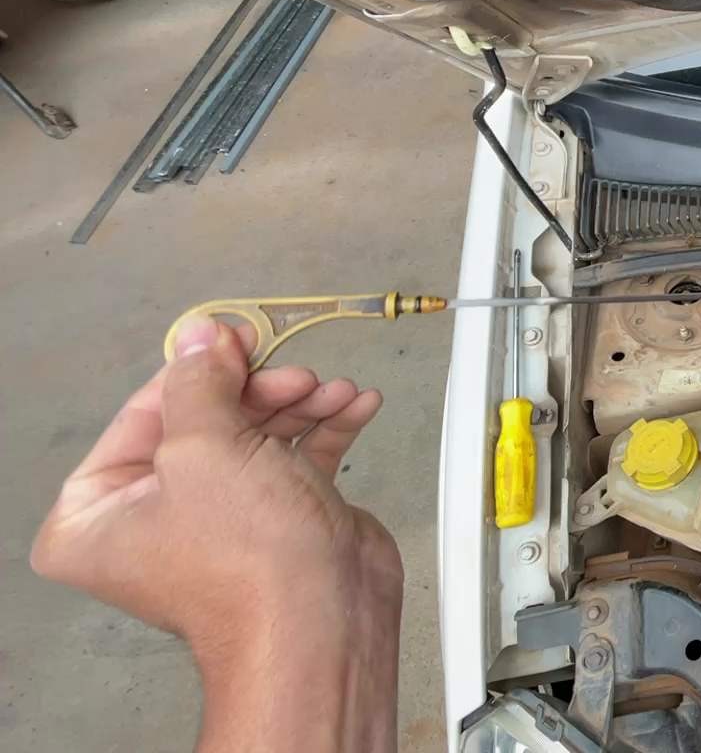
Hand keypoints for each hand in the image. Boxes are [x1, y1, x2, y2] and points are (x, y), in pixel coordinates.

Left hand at [31, 315, 398, 654]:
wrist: (322, 606)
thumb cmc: (248, 549)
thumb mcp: (208, 451)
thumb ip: (201, 386)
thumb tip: (198, 334)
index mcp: (101, 512)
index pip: (146, 415)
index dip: (198, 372)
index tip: (243, 337)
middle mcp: (158, 511)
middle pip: (213, 419)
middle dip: (267, 392)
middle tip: (302, 377)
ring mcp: (227, 511)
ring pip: (263, 432)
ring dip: (307, 404)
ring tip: (340, 393)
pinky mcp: (285, 508)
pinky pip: (300, 453)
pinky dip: (330, 425)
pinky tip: (359, 406)